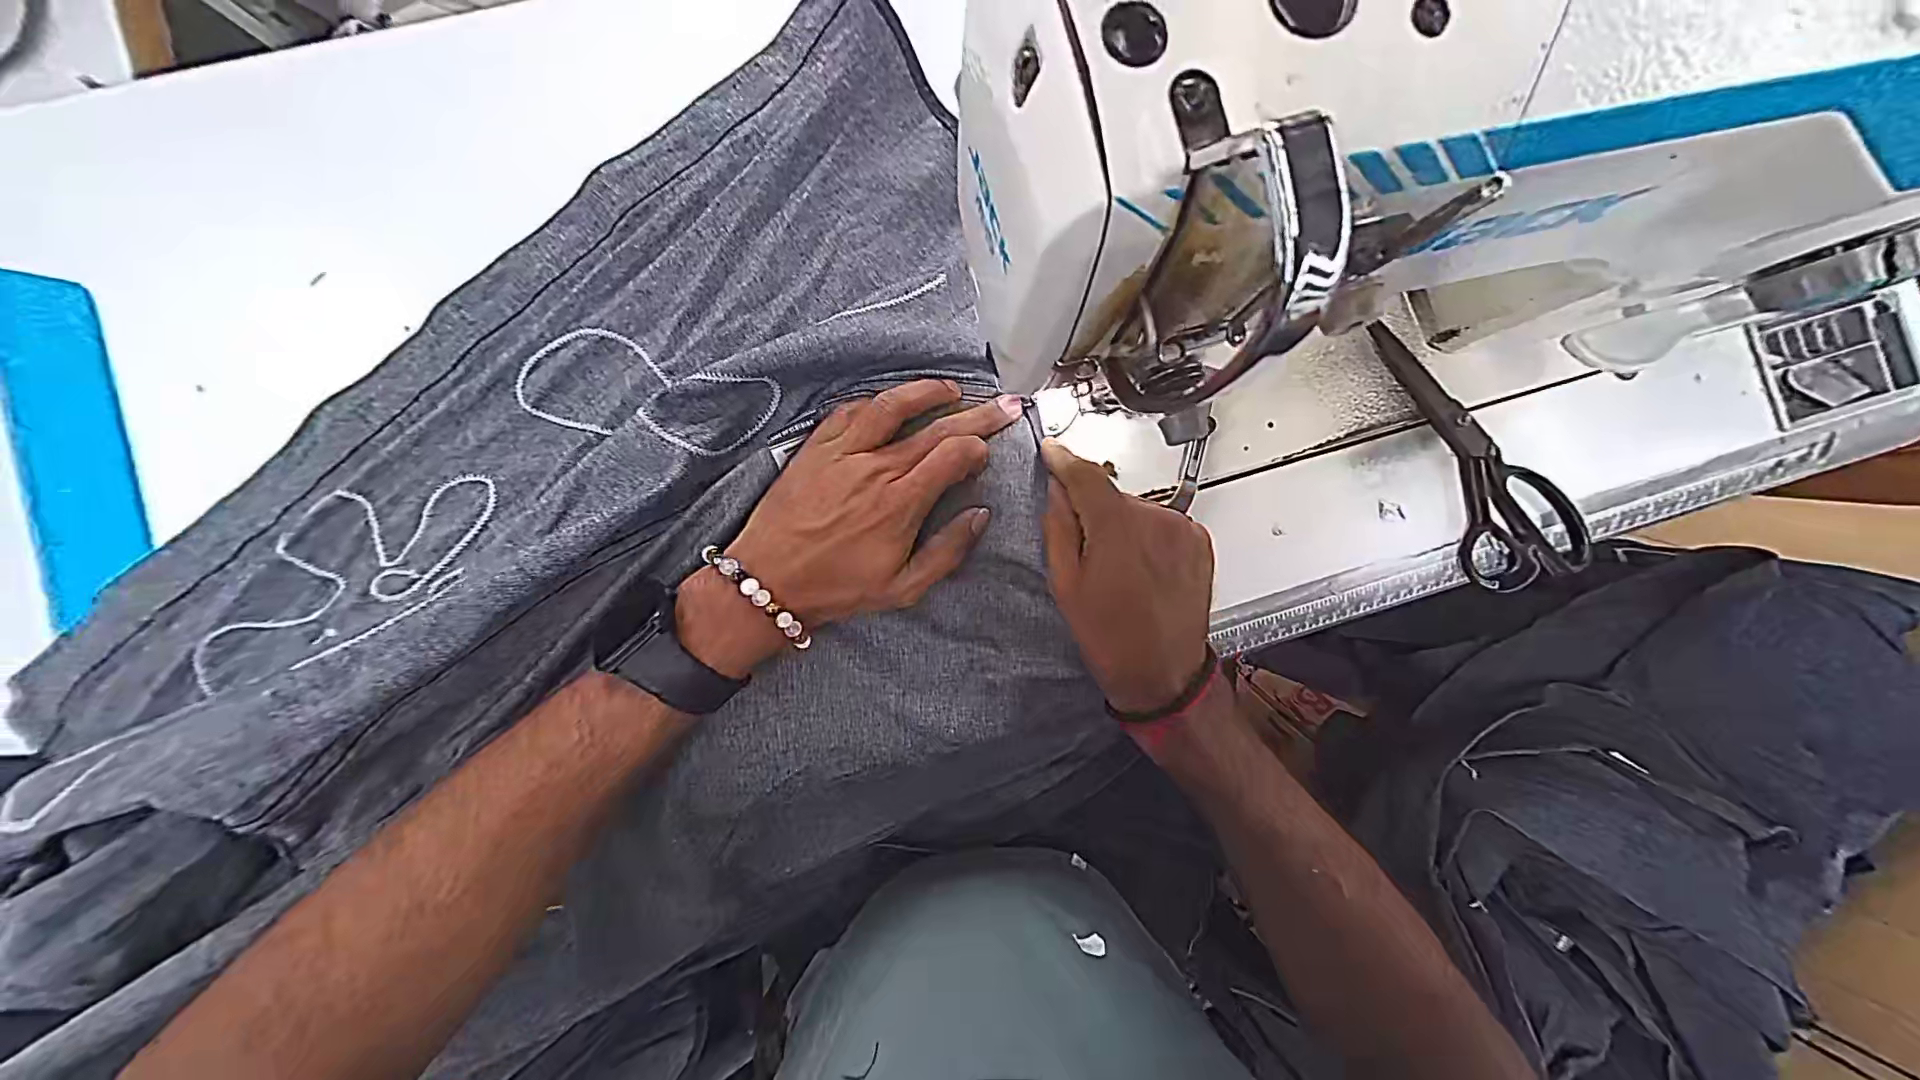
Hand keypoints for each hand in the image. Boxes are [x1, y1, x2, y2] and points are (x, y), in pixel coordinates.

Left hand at [678, 380, 1024, 676]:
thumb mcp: (903, 588)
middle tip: (1002, 404)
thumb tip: (980, 516)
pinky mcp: (816, 448)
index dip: (979, 445)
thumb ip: (948, 551)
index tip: (986, 451)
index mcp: (900, 503)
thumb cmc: (836, 587)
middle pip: (937, 427)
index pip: (954, 454)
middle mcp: (875, 469)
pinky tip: (890, 402)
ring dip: (926, 392)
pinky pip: (850, 411)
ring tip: (950, 389)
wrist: (770, 580)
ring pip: (892, 405)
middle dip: (977, 413)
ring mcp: (843, 453)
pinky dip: (876, 401)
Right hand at [1041, 439, 1214, 712]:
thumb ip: (1058, 527)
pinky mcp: (1199, 541)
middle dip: (1094, 511)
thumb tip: (1056, 492)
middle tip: (1087, 552)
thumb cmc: (1113, 638)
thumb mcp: (1065, 583)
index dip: (1064, 460)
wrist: (1162, 672)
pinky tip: (1141, 569)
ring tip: (1119, 570)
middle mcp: (1154, 520)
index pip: (1085, 474)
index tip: (1052, 452)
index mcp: (1116, 528)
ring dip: (1123, 525)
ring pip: (1137, 508)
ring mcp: (1181, 530)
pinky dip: (1147, 535)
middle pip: (1111, 494)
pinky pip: (1162, 523)